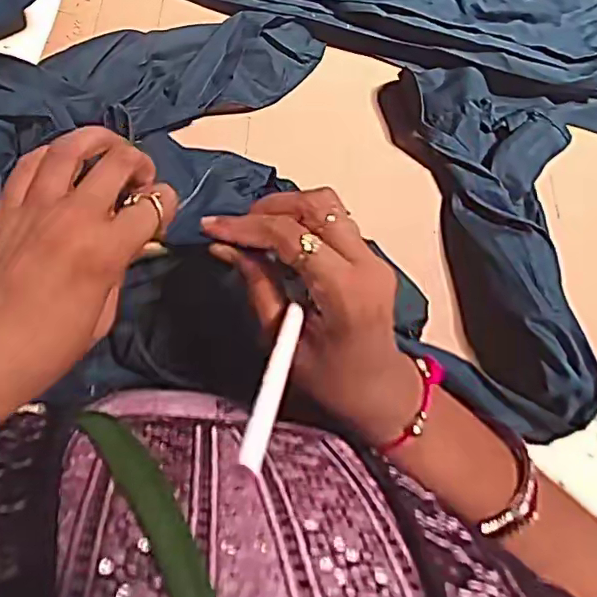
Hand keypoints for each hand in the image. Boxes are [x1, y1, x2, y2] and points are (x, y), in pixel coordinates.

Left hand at [0, 127, 177, 462]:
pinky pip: (31, 163)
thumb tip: (126, 244)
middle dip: (141, 164)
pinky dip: (53, 154)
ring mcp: (35, 206)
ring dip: (99, 140)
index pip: (152, 206)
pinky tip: (61, 162)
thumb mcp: (100, 318)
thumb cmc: (43, 352)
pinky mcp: (6, 207)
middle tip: (142, 178)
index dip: (165, 205)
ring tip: (109, 149)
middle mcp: (73, 216)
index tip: (161, 211)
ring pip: (72, 147)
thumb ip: (118, 271)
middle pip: (119, 162)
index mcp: (104, 249)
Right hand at [203, 188, 421, 443]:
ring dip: (286, 209)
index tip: (215, 228)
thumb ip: (258, 288)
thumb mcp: (284, 342)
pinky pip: (332, 220)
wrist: (381, 392)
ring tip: (254, 231)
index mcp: (346, 293)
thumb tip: (228, 250)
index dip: (247, 227)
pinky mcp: (369, 255)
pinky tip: (278, 241)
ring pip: (327, 205)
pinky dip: (299, 220)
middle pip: (316, 205)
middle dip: (268, 208)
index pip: (293, 237)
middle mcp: (367, 266)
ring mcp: (373, 257)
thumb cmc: (336, 381)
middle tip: (235, 227)